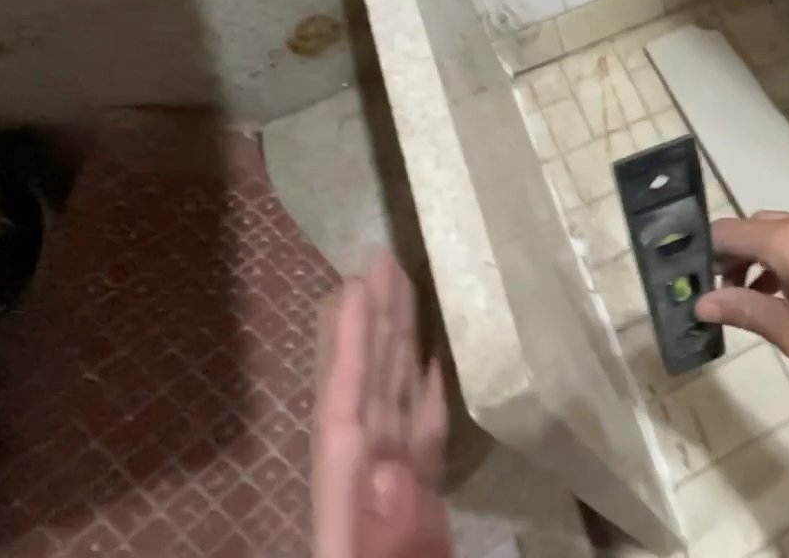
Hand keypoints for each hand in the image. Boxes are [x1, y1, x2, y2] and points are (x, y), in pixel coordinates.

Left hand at [315, 250, 451, 557]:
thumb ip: (388, 546)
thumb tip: (388, 465)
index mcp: (353, 511)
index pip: (347, 413)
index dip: (351, 346)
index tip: (359, 281)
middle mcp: (372, 495)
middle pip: (368, 397)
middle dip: (374, 329)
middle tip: (385, 260)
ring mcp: (401, 503)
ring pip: (399, 409)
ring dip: (403, 350)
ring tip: (412, 293)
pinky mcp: (428, 514)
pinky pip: (429, 441)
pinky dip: (433, 396)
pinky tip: (442, 366)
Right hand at [696, 209, 788, 401]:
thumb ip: (744, 308)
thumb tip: (702, 303)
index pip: (731, 231)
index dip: (706, 253)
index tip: (691, 279)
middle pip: (756, 227)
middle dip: (733, 257)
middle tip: (717, 296)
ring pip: (780, 232)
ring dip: (759, 259)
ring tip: (748, 301)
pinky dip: (786, 259)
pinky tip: (784, 296)